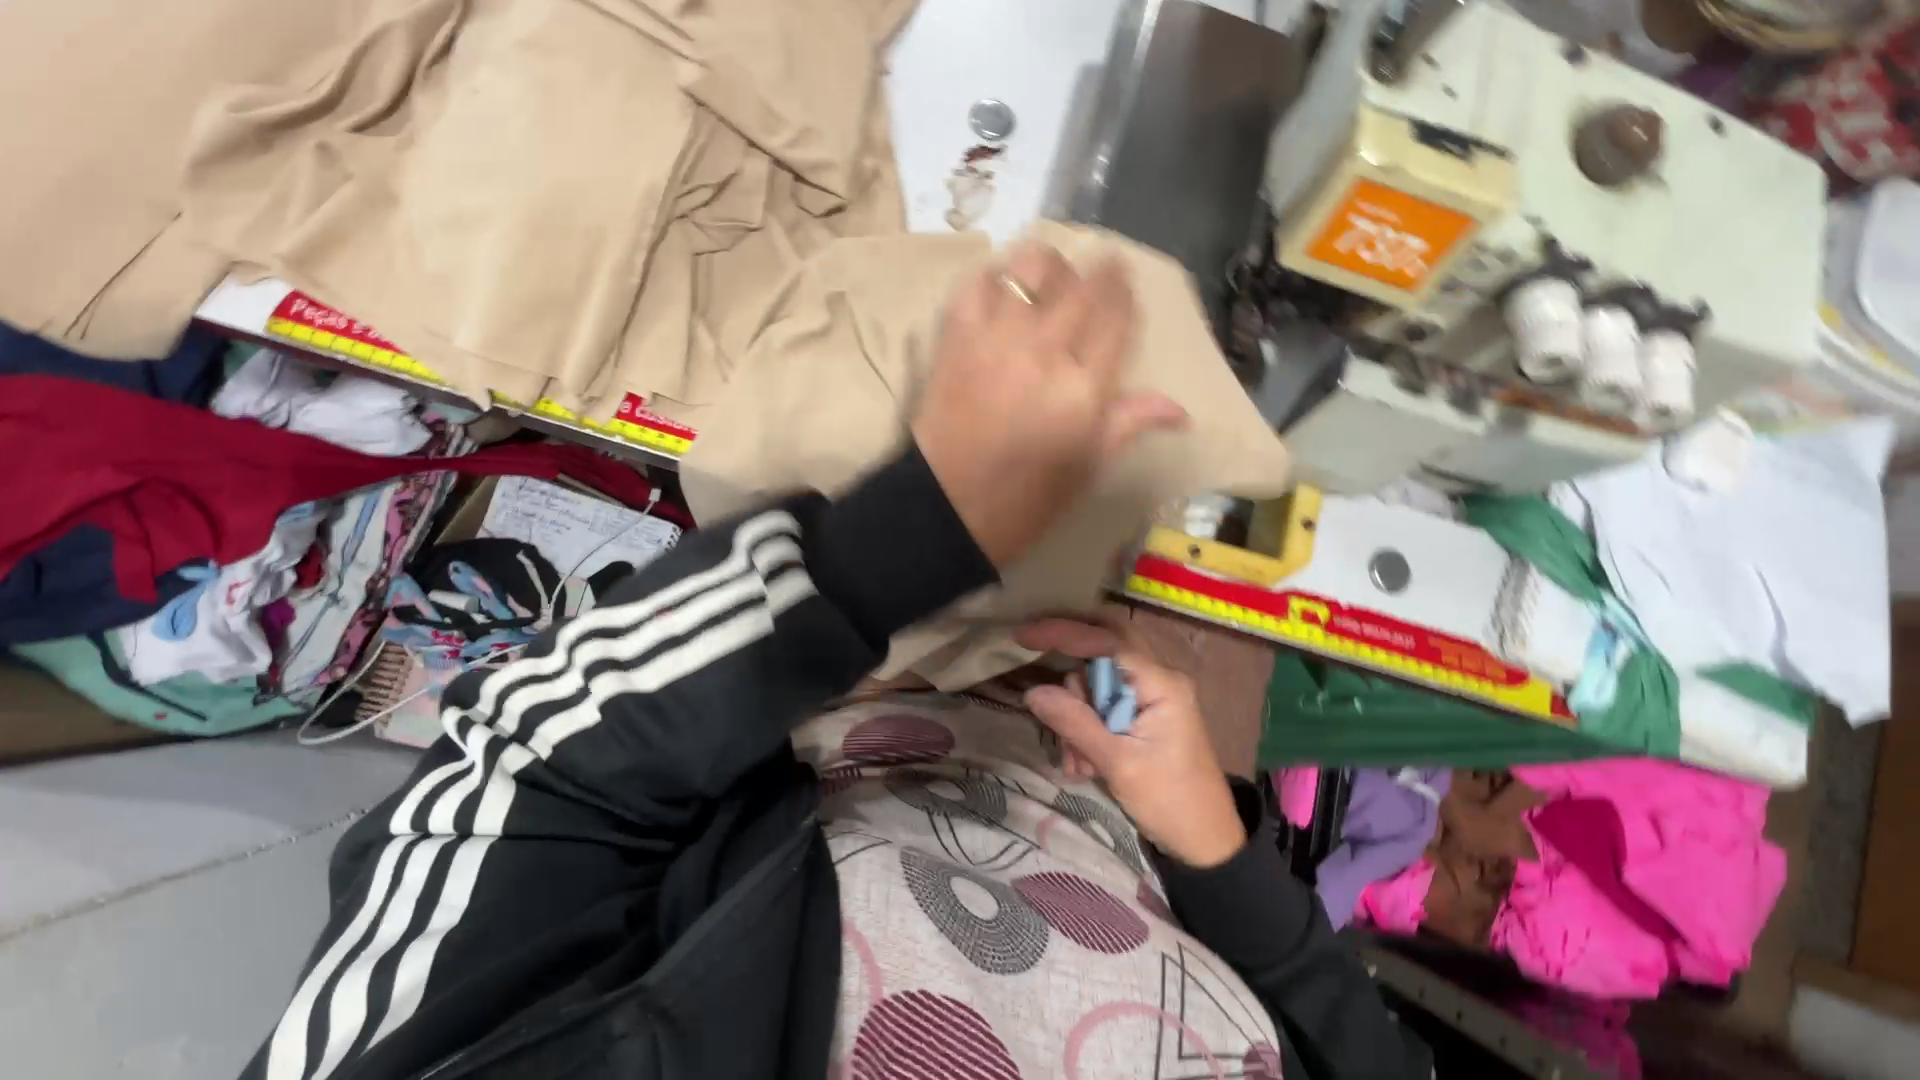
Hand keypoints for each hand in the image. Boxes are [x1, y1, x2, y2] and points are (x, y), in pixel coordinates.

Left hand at [911, 240, 1187, 566]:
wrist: (946, 509)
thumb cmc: (1024, 500)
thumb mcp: (1086, 467)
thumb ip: (1129, 423)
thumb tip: (1181, 410)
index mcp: (1083, 389)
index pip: (1116, 316)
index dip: (1125, 293)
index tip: (1125, 284)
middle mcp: (1043, 352)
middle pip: (1082, 286)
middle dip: (1099, 270)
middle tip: (1102, 267)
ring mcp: (995, 339)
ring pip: (1030, 268)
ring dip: (1048, 263)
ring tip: (1051, 276)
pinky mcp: (954, 339)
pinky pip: (976, 285)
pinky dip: (993, 278)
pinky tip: (1002, 291)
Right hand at [1015, 616, 1247, 868]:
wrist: (1205, 841)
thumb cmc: (1169, 801)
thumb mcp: (1118, 764)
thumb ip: (1075, 723)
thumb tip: (1033, 691)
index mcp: (1162, 684)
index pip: (1107, 642)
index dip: (1064, 633)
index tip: (1024, 635)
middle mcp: (1159, 679)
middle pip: (1106, 644)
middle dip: (1069, 649)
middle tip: (1032, 647)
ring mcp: (1153, 696)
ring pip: (1100, 680)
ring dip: (1077, 710)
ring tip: (1076, 760)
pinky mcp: (1145, 715)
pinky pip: (1105, 704)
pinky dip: (1087, 726)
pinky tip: (1084, 764)